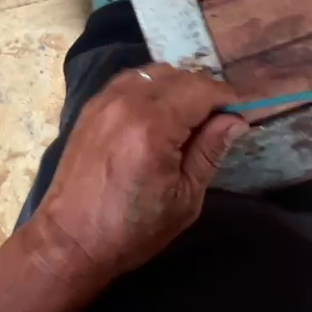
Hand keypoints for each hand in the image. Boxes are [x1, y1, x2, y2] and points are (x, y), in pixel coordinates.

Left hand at [25, 63, 246, 285]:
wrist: (70, 240)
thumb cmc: (132, 229)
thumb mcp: (184, 199)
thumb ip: (210, 151)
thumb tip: (236, 120)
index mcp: (154, 125)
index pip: (203, 90)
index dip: (227, 99)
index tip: (242, 114)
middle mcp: (129, 101)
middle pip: (182, 75)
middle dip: (206, 92)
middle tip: (217, 120)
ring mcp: (107, 98)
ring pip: (158, 72)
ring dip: (179, 86)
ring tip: (188, 117)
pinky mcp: (94, 103)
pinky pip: (134, 79)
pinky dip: (153, 87)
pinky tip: (159, 112)